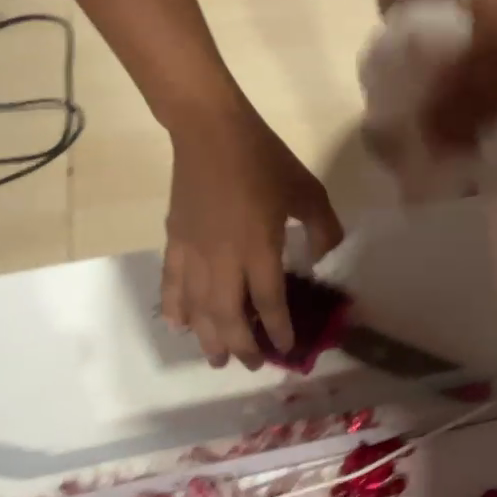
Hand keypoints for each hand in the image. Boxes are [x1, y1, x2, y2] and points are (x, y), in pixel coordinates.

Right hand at [162, 101, 342, 367]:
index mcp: (259, 247)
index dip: (279, 328)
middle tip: (251, 365)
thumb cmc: (265, 161)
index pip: (270, 300)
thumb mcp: (310, 194)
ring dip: (207, 336)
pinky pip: (172, 282)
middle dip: (240, 343)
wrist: (209, 131)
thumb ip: (322, 230)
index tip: (288, 347)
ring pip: (197, 305)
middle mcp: (223, 257)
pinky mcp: (174, 239)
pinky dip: (176, 307)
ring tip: (215, 360)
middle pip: (228, 313)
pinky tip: (180, 325)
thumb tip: (324, 259)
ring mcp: (193, 250)